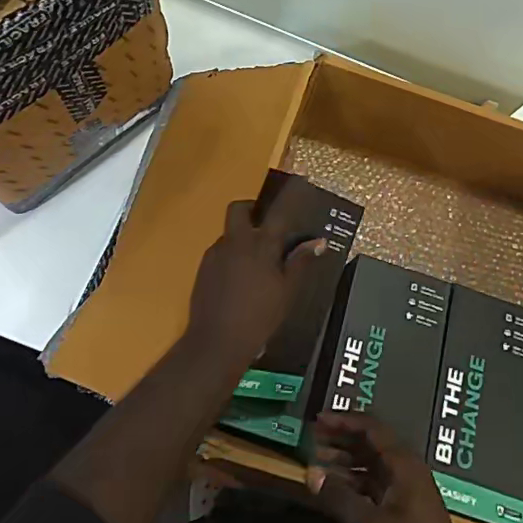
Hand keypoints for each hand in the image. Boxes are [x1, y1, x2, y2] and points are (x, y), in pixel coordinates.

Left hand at [184, 198, 329, 359]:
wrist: (216, 341)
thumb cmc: (259, 318)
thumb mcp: (286, 292)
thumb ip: (300, 263)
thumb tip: (319, 242)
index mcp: (260, 245)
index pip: (277, 212)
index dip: (289, 196)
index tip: (299, 181)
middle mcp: (235, 242)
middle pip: (240, 209)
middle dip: (252, 209)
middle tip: (267, 224)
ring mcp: (215, 253)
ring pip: (229, 232)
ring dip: (242, 236)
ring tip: (257, 262)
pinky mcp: (203, 268)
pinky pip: (220, 251)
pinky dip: (232, 255)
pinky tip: (241, 279)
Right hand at [307, 412, 483, 522]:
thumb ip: (339, 498)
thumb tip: (311, 473)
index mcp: (404, 465)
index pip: (371, 427)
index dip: (343, 420)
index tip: (317, 420)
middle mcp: (406, 470)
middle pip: (370, 442)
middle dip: (341, 438)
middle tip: (312, 438)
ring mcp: (406, 489)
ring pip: (371, 463)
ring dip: (345, 460)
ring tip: (317, 461)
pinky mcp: (404, 509)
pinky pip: (374, 483)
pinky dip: (353, 481)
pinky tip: (334, 488)